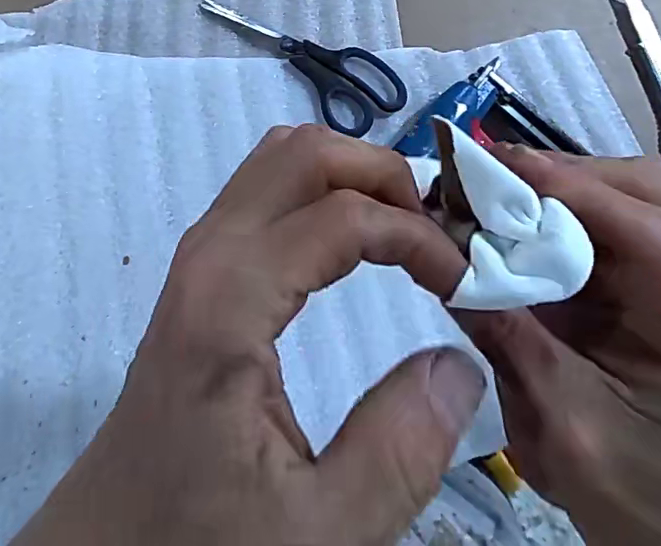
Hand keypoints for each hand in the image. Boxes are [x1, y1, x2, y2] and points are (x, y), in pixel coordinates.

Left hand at [13, 124, 484, 545]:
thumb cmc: (198, 542)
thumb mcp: (317, 530)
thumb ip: (400, 449)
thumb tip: (461, 360)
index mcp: (230, 300)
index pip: (343, 215)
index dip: (415, 237)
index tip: (459, 284)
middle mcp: (212, 252)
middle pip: (307, 153)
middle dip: (384, 175)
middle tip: (431, 234)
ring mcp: (203, 252)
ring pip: (284, 158)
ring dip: (354, 175)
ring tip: (403, 231)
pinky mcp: (206, 267)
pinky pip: (271, 187)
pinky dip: (327, 189)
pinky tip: (356, 242)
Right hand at [454, 148, 660, 545]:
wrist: (649, 525)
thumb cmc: (617, 494)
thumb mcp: (555, 425)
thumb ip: (507, 334)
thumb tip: (448, 247)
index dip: (583, 192)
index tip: (510, 167)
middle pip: (660, 202)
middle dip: (575, 178)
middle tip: (500, 172)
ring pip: (640, 199)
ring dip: (569, 185)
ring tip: (506, 186)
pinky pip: (618, 220)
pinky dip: (567, 207)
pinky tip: (527, 210)